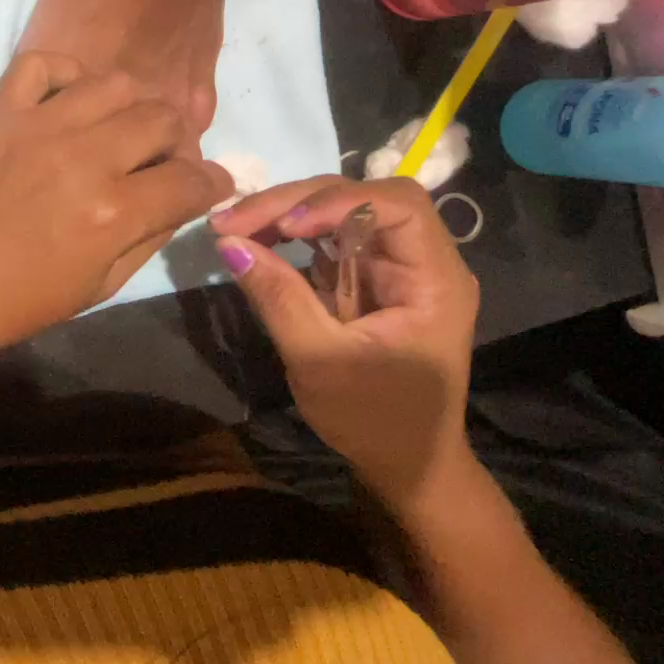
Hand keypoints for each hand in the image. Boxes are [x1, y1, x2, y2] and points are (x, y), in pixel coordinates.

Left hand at [0, 51, 232, 364]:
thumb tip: (187, 196)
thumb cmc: (17, 303)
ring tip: (114, 134)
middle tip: (156, 165)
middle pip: (163, 119)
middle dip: (175, 145)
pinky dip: (65, 75)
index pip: (194, 178)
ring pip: (116, 84)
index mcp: (113, 212)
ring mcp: (37, 127)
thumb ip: (152, 234)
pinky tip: (66, 105)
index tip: (206, 188)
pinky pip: (42, 64)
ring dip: (130, 108)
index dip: (212, 185)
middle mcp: (83, 157)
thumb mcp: (101, 286)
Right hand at [209, 176, 479, 509]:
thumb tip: (228, 243)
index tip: (283, 227)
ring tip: (236, 226)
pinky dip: (291, 234)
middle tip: (233, 220)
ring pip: (341, 212)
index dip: (337, 201)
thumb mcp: (318, 360)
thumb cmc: (373, 419)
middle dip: (296, 203)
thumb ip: (278, 297)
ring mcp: (395, 268)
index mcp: (434, 279)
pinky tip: (258, 240)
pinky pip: (330, 238)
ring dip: (287, 212)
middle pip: (361, 199)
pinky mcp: (370, 278)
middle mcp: (422, 261)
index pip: (396, 205)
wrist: (405, 464)